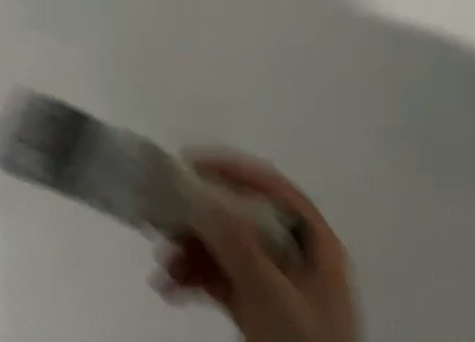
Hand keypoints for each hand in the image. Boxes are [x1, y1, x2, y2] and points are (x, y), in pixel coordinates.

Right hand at [151, 151, 357, 341]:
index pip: (270, 187)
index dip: (230, 170)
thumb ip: (235, 242)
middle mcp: (296, 254)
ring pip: (228, 249)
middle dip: (199, 218)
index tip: (187, 165)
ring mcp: (278, 283)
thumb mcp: (269, 291)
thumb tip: (198, 195)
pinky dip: (196, 280)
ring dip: (191, 250)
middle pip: (242, 217)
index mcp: (312, 239)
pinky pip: (223, 280)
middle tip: (162, 218)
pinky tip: (170, 288)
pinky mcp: (259, 310)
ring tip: (161, 262)